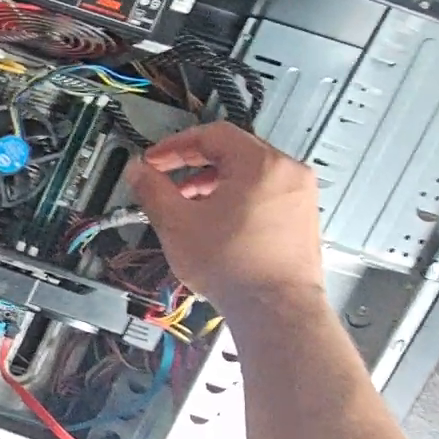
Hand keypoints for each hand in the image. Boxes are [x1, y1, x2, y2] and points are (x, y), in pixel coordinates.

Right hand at [126, 122, 324, 311]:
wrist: (274, 304)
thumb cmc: (228, 263)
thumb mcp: (176, 223)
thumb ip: (153, 190)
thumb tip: (138, 171)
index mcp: (260, 164)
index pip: (214, 134)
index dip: (175, 144)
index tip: (151, 160)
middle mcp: (288, 171)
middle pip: (233, 151)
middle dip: (191, 163)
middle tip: (162, 179)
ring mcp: (299, 193)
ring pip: (247, 173)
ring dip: (210, 181)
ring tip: (183, 204)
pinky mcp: (300, 215)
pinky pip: (261, 192)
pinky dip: (232, 196)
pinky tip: (210, 221)